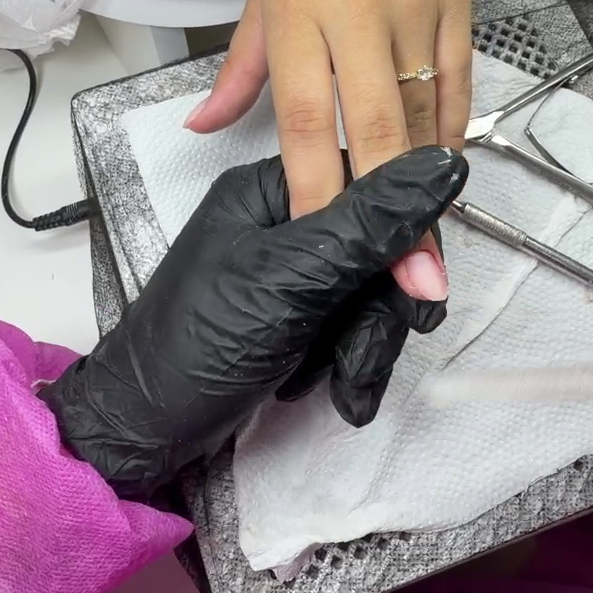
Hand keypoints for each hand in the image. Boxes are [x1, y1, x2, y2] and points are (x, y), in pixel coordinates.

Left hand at [43, 147, 467, 498]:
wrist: (147, 428)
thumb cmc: (202, 344)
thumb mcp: (292, 279)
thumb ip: (370, 224)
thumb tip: (444, 164)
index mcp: (273, 187)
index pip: (372, 186)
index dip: (405, 244)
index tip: (417, 299)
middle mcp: (283, 218)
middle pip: (376, 247)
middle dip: (376, 314)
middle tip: (362, 358)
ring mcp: (288, 267)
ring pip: (368, 291)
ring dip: (364, 345)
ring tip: (342, 386)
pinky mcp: (292, 309)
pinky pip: (347, 319)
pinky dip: (346, 358)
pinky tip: (326, 387)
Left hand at [184, 0, 477, 303]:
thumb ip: (238, 68)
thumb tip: (201, 127)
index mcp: (297, 14)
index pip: (306, 123)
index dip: (316, 195)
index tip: (323, 253)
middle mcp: (358, 16)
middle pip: (378, 133)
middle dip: (392, 216)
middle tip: (410, 280)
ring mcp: (416, 9)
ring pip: (427, 119)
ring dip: (429, 191)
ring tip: (431, 249)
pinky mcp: (459, 4)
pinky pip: (459, 86)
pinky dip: (453, 136)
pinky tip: (445, 179)